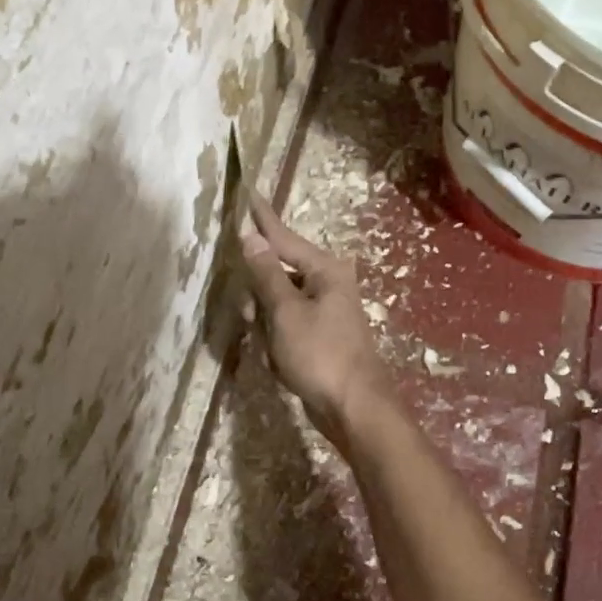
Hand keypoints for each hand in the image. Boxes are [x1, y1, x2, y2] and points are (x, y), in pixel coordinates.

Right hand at [238, 194, 392, 449]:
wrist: (354, 409)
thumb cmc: (321, 355)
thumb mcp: (286, 312)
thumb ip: (266, 274)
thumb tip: (251, 237)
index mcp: (324, 270)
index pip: (283, 237)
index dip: (262, 218)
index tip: (248, 191)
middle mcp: (326, 284)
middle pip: (276, 272)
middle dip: (258, 294)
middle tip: (253, 318)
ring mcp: (323, 311)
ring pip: (277, 303)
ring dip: (266, 323)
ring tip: (270, 347)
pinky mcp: (318, 337)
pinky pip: (285, 327)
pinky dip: (276, 340)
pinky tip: (278, 361)